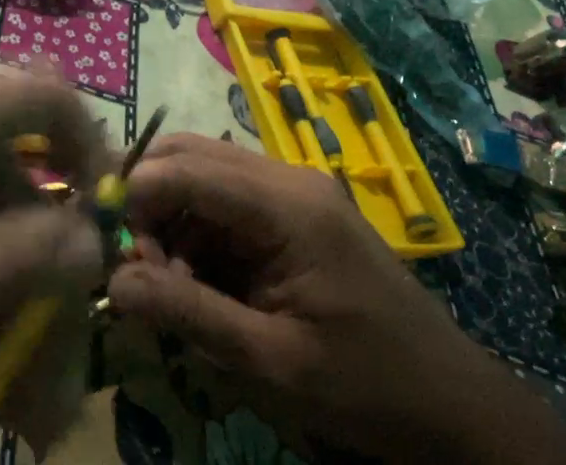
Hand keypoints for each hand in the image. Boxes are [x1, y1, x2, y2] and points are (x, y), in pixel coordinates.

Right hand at [108, 135, 565, 463]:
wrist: (455, 409)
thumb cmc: (367, 387)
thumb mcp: (271, 362)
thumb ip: (187, 313)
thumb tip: (110, 280)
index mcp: (287, 206)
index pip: (179, 169)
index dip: (131, 202)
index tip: (112, 258)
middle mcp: (286, 178)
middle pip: (183, 156)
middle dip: (144, 204)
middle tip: (136, 266)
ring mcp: (291, 191)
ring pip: (194, 174)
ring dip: (166, 222)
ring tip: (170, 285)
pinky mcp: (291, 211)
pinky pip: (218, 200)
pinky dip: (191, 233)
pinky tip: (198, 281)